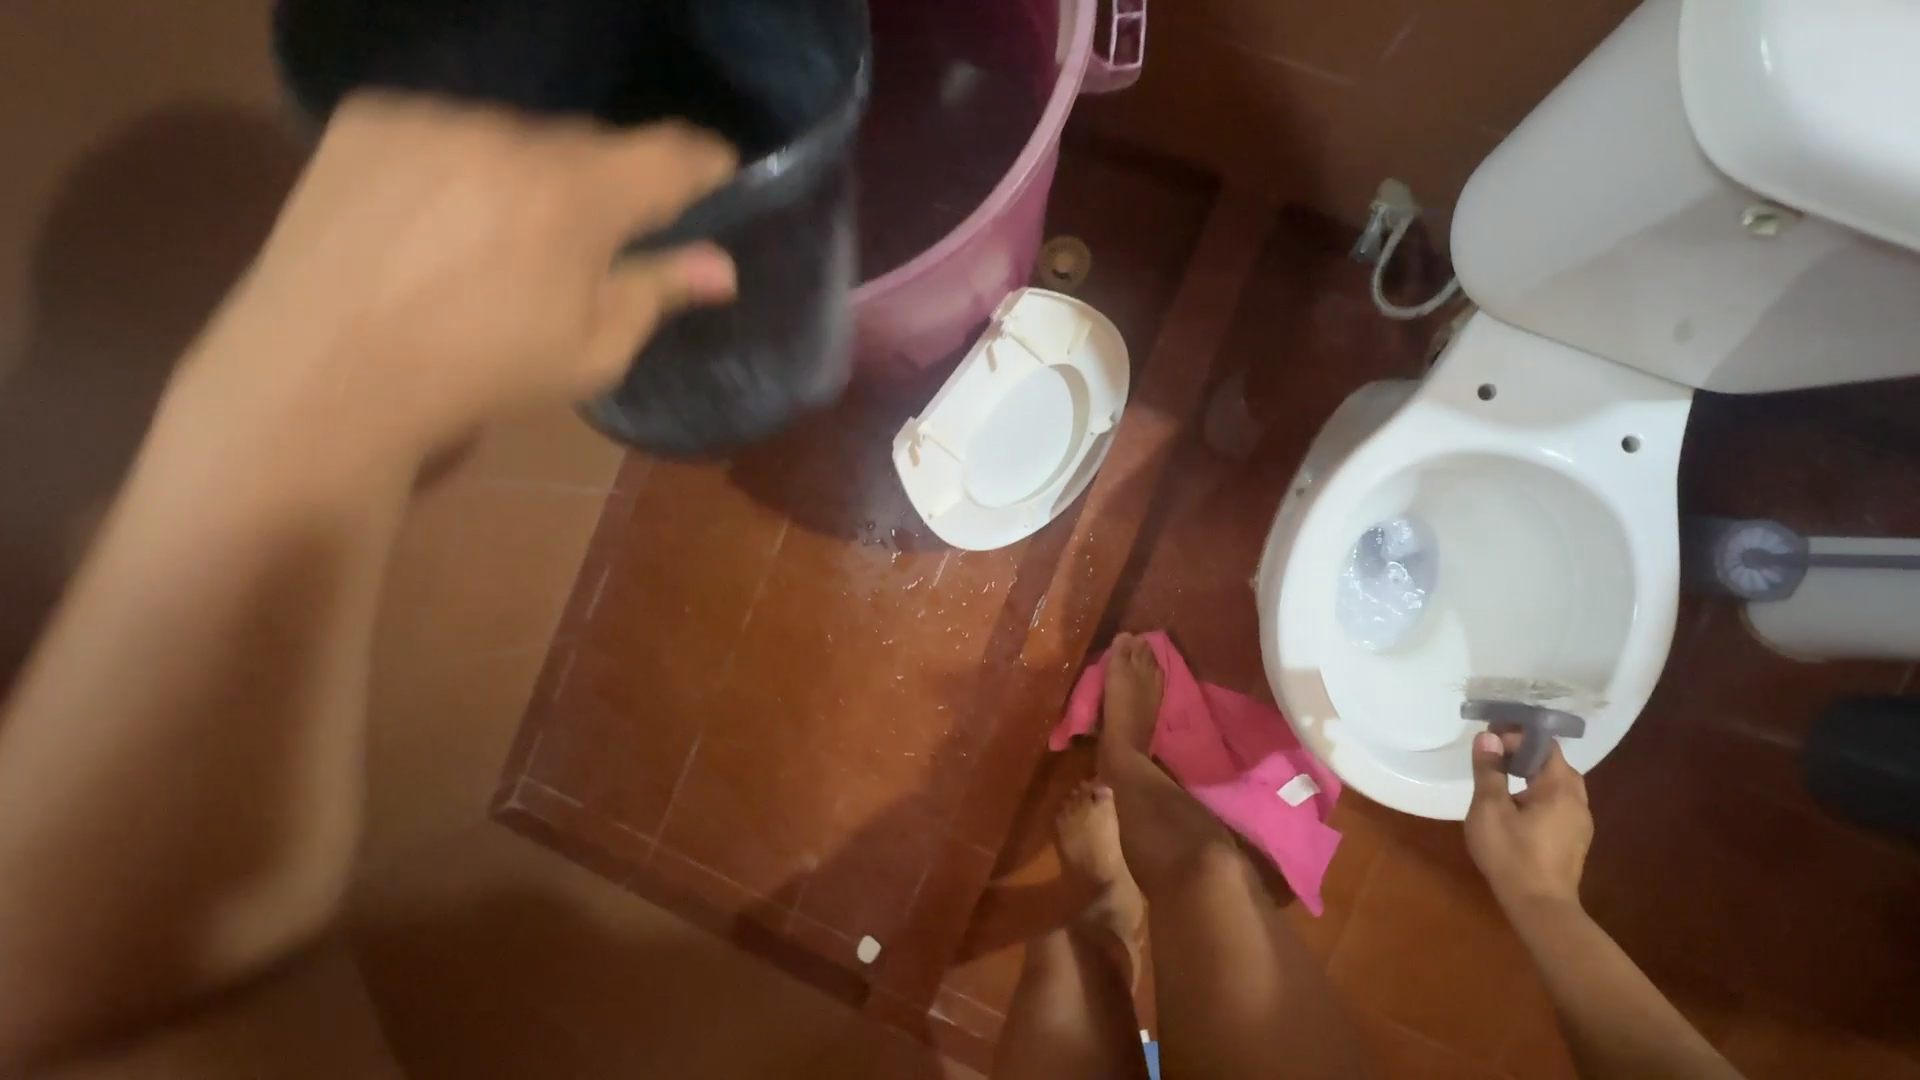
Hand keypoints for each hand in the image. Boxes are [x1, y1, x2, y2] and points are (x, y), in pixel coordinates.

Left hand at [185, 92, 737, 458]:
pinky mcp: (372, 121)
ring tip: (514, 236)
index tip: (719, 171)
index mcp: (574, 199)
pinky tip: (449, 219)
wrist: (327, 376)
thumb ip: (658, 292)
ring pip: (520, 137)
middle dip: (611, 183)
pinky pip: (453, 131)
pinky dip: (472, 166)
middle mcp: (507, 138)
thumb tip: (721, 267)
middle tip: (604, 234)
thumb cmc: (484, 375)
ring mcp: (433, 121)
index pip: (665, 155)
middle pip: (590, 144)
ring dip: (538, 175)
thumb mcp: (592, 351)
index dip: (702, 161)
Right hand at [1465, 731, 1592, 912]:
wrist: (1539, 905)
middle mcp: (1578, 801)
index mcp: (1559, 788)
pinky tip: (1516, 804)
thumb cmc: (1511, 852)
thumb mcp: (1489, 808)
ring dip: (1531, 772)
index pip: (1544, 745)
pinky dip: (1537, 791)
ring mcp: (1579, 822)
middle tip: (1492, 753)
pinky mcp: (1574, 838)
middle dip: (1524, 751)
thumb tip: (1488, 737)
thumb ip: (1489, 770)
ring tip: (1501, 775)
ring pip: (1558, 784)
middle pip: (1554, 763)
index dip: (1517, 735)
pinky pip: (1558, 802)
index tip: (1488, 739)